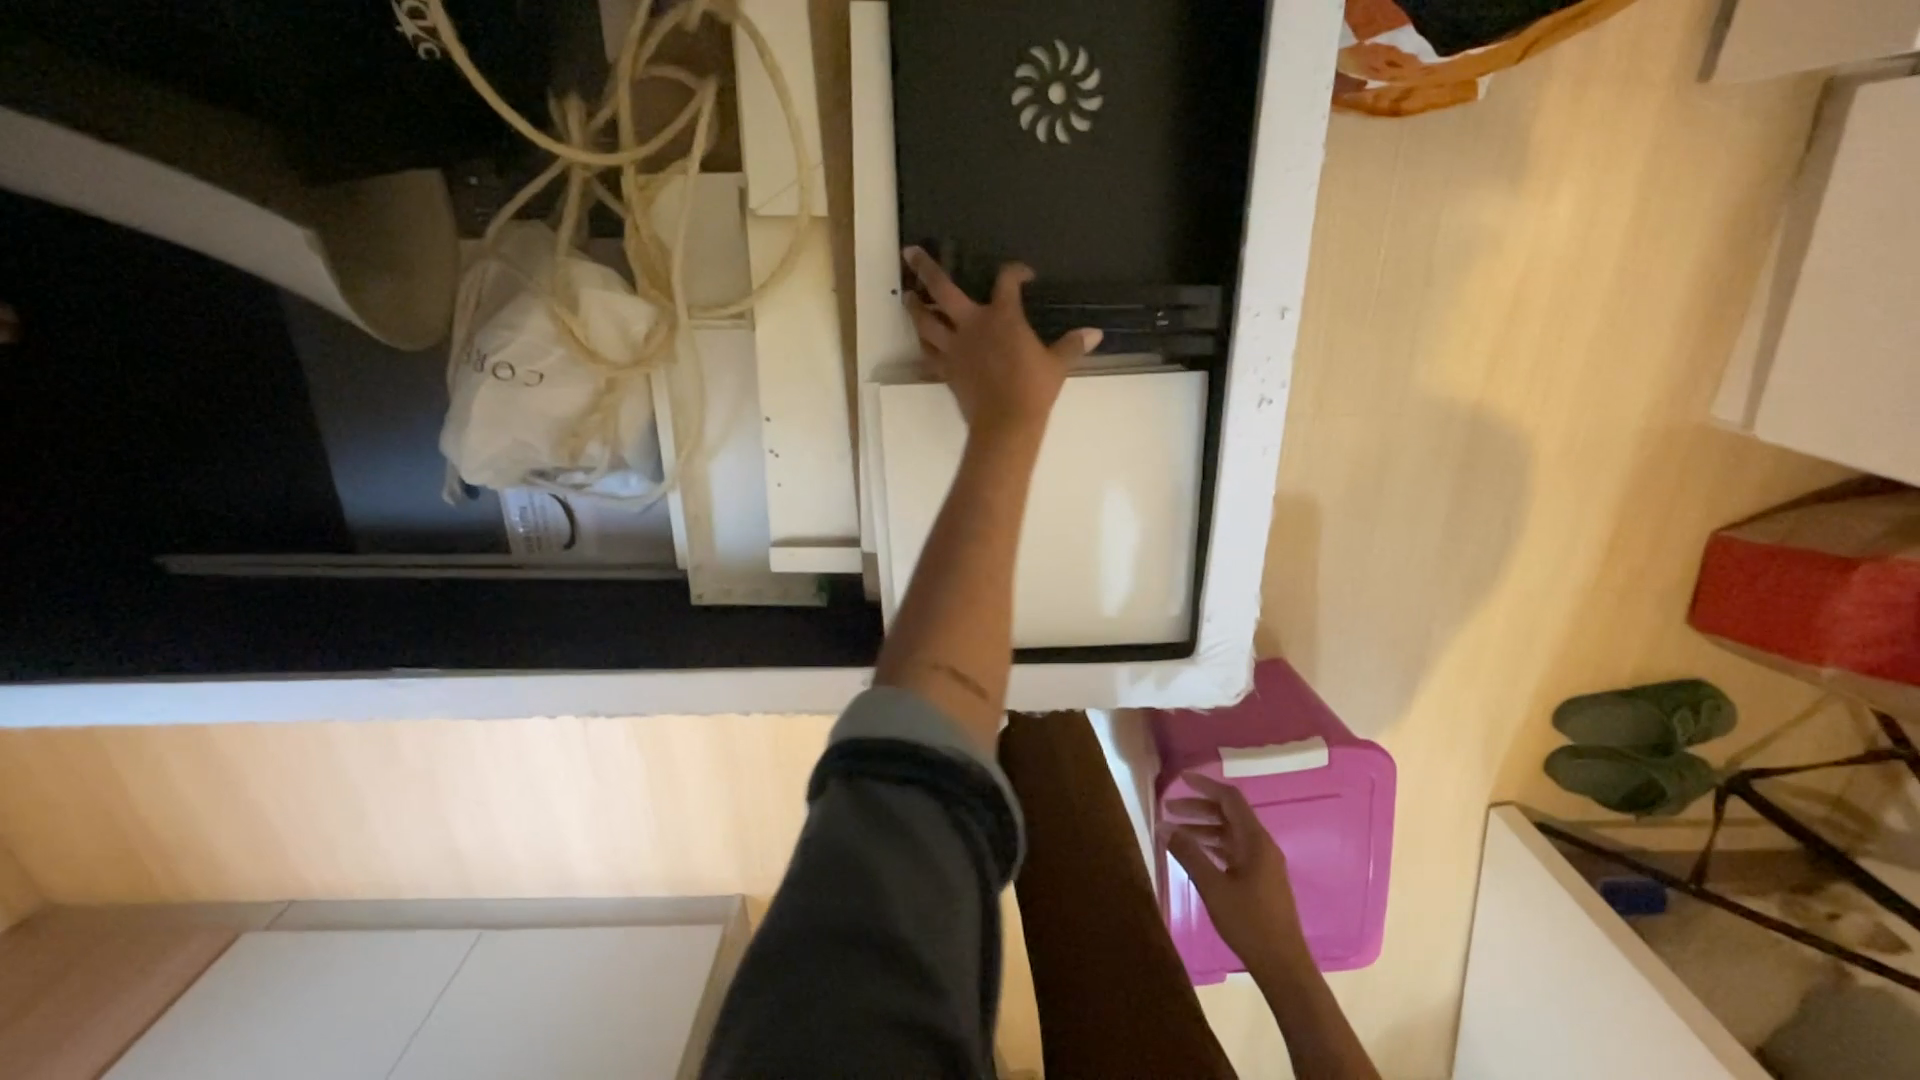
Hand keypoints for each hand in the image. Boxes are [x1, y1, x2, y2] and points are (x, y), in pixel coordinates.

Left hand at [902, 247, 1100, 442]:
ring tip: (909, 296)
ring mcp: (954, 348)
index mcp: (1003, 317)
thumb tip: (1095, 334)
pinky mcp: (945, 370)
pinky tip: (921, 339)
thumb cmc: (1034, 389)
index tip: (1023, 275)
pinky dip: (923, 344)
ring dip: (915, 306)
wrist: (1006, 423)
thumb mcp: (1057, 364)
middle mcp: (972, 325)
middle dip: (926, 268)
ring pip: (925, 321)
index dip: (1015, 271)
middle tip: (911, 253)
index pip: (1007, 281)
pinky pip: (928, 353)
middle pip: (941, 289)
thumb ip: (1072, 345)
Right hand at [1165, 772, 1308, 973]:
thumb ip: (1188, 853)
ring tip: (1175, 832)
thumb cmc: (1248, 922)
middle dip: (1198, 808)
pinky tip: (1194, 854)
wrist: (1282, 964)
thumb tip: (1164, 827)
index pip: (1230, 799)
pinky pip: (1234, 851)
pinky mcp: (1260, 879)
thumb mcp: (1213, 886)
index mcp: (1255, 841)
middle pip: (1229, 815)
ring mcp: (1263, 863)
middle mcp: (1262, 846)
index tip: (1180, 779)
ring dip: (1203, 829)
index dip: (1205, 786)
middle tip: (1168, 809)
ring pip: (1230, 834)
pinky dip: (1212, 846)